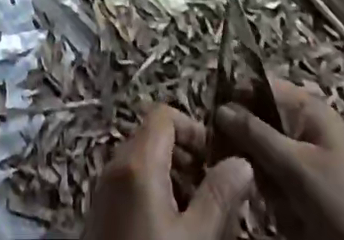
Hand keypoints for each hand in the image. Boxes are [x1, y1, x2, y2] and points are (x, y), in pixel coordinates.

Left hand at [82, 105, 253, 239]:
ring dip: (174, 175)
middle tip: (216, 189)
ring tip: (202, 212)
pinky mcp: (102, 208)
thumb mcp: (197, 238)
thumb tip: (241, 162)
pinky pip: (131, 181)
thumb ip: (219, 196)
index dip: (194, 129)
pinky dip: (156, 189)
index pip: (163, 116)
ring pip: (143, 160)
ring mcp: (105, 186)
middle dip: (187, 156)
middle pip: (152, 136)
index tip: (219, 159)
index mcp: (137, 162)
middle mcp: (115, 164)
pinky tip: (176, 226)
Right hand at [214, 82, 343, 239]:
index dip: (233, 93)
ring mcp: (301, 158)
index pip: (260, 85)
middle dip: (238, 133)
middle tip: (219, 148)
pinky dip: (260, 183)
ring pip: (258, 147)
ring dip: (247, 162)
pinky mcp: (300, 186)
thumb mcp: (296, 165)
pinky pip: (268, 173)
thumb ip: (255, 133)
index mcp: (309, 109)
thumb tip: (219, 108)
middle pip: (256, 116)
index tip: (207, 109)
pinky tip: (258, 193)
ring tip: (241, 175)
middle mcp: (303, 127)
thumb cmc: (343, 202)